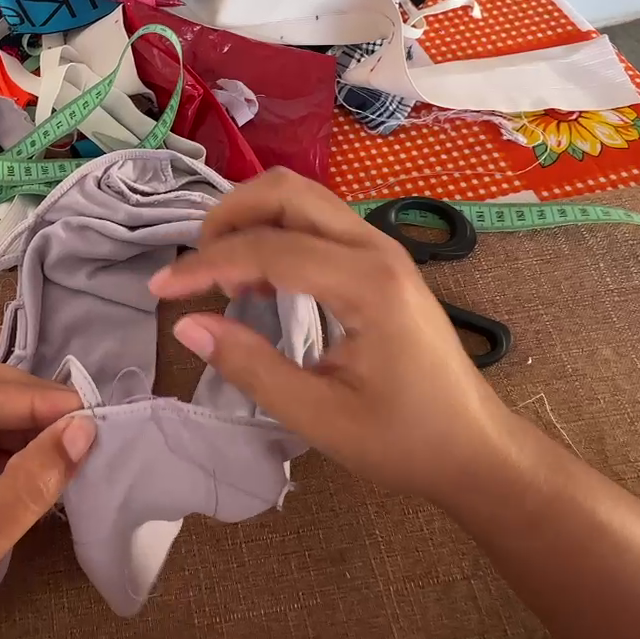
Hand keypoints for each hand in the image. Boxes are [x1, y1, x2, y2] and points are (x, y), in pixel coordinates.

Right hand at [149, 168, 512, 501]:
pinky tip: (259, 281)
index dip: (206, 264)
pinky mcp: (377, 256)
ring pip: (299, 195)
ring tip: (221, 272)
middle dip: (227, 215)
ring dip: (250, 217)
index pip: (269, 248)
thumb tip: (187, 325)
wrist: (477, 448)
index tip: (162, 290)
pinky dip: (273, 230)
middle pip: (285, 190)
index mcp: (367, 284)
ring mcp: (380, 245)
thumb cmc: (405, 440)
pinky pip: (314, 218)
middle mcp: (375, 247)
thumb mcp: (320, 417)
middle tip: (196, 266)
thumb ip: (251, 367)